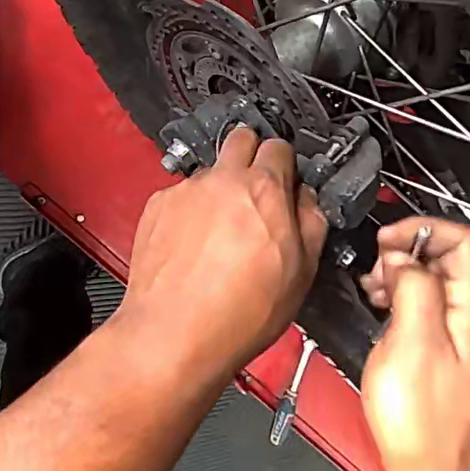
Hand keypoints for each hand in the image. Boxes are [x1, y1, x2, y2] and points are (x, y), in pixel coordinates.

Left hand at [120, 125, 327, 379]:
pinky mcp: (158, 206)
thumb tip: (307, 201)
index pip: (280, 147)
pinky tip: (195, 244)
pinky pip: (181, 194)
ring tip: (222, 231)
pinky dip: (190, 210)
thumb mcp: (301, 271)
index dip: (286, 164)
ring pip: (211, 170)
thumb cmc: (237, 312)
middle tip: (257, 188)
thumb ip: (311, 221)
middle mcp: (222, 179)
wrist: (175, 333)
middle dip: (252, 155)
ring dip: (220, 188)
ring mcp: (186, 191)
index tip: (285, 181)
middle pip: (241, 137)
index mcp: (263, 188)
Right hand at [360, 218, 469, 470]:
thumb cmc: (422, 420)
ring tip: (374, 289)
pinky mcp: (438, 349)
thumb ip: (412, 287)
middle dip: (405, 251)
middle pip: (444, 257)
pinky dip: (397, 295)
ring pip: (430, 279)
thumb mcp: (413, 341)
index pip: (462, 240)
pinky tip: (379, 308)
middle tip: (377, 269)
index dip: (423, 230)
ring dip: (397, 273)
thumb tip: (404, 259)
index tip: (389, 240)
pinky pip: (421, 303)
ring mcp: (455, 334)